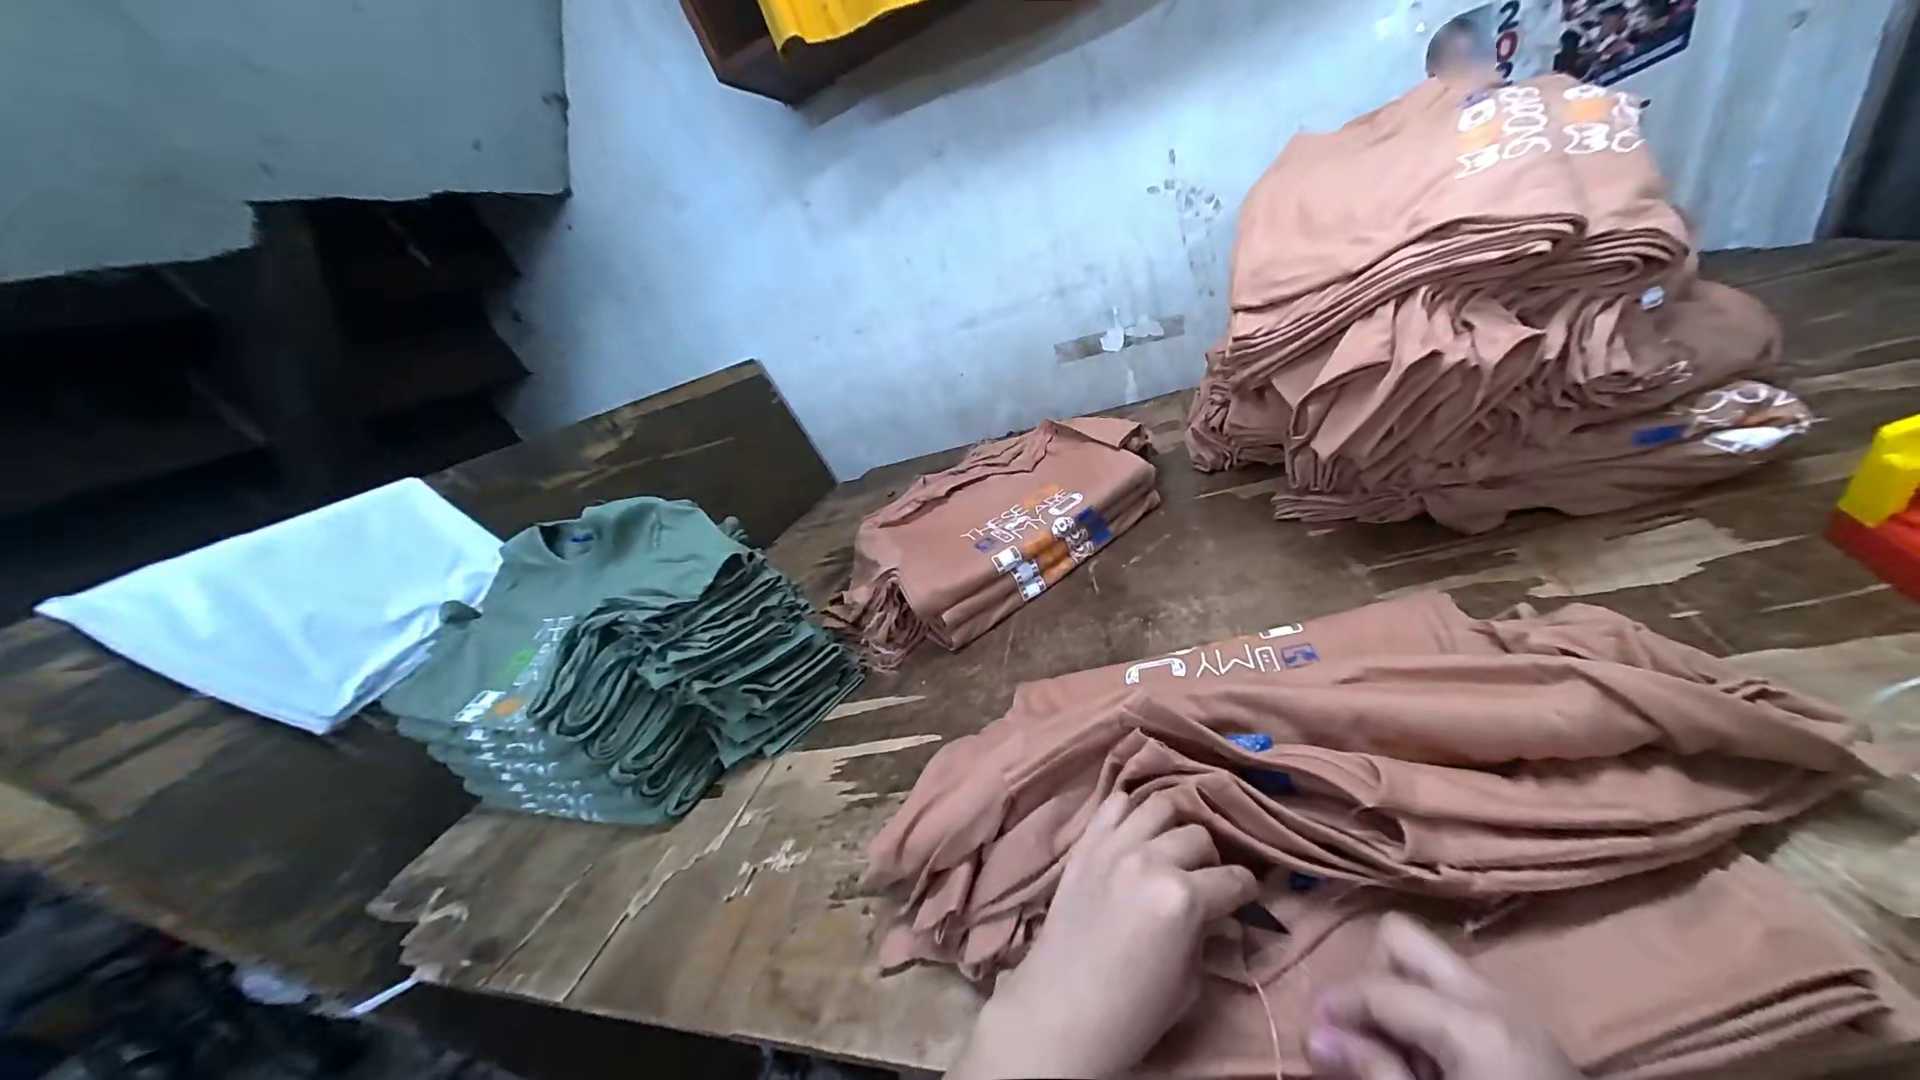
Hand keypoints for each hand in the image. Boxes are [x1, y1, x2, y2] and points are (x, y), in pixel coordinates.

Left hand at [945, 790, 1258, 1079]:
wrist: (1062, 1007)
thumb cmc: (1133, 1009)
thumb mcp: (1189, 982)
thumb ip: (1210, 938)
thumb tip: (1229, 919)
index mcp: (1183, 898)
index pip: (1233, 879)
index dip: (1247, 891)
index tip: (1246, 897)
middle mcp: (1150, 859)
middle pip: (1198, 835)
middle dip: (1211, 859)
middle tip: (1206, 879)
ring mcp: (1113, 845)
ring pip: (1159, 807)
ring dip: (1174, 826)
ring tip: (1173, 848)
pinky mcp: (1085, 842)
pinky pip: (1113, 804)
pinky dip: (1131, 810)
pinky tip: (1137, 829)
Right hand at [1310, 914, 1580, 1079]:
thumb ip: (1373, 1071)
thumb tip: (1312, 1035)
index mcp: (1472, 1018)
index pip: (1378, 986)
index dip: (1335, 1003)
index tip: (1311, 1029)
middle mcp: (1495, 998)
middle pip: (1404, 938)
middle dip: (1372, 972)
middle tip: (1362, 1026)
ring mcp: (1519, 1014)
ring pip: (1433, 966)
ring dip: (1403, 995)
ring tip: (1398, 1051)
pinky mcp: (1533, 1037)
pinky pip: (1462, 997)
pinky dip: (1434, 1015)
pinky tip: (1434, 1061)